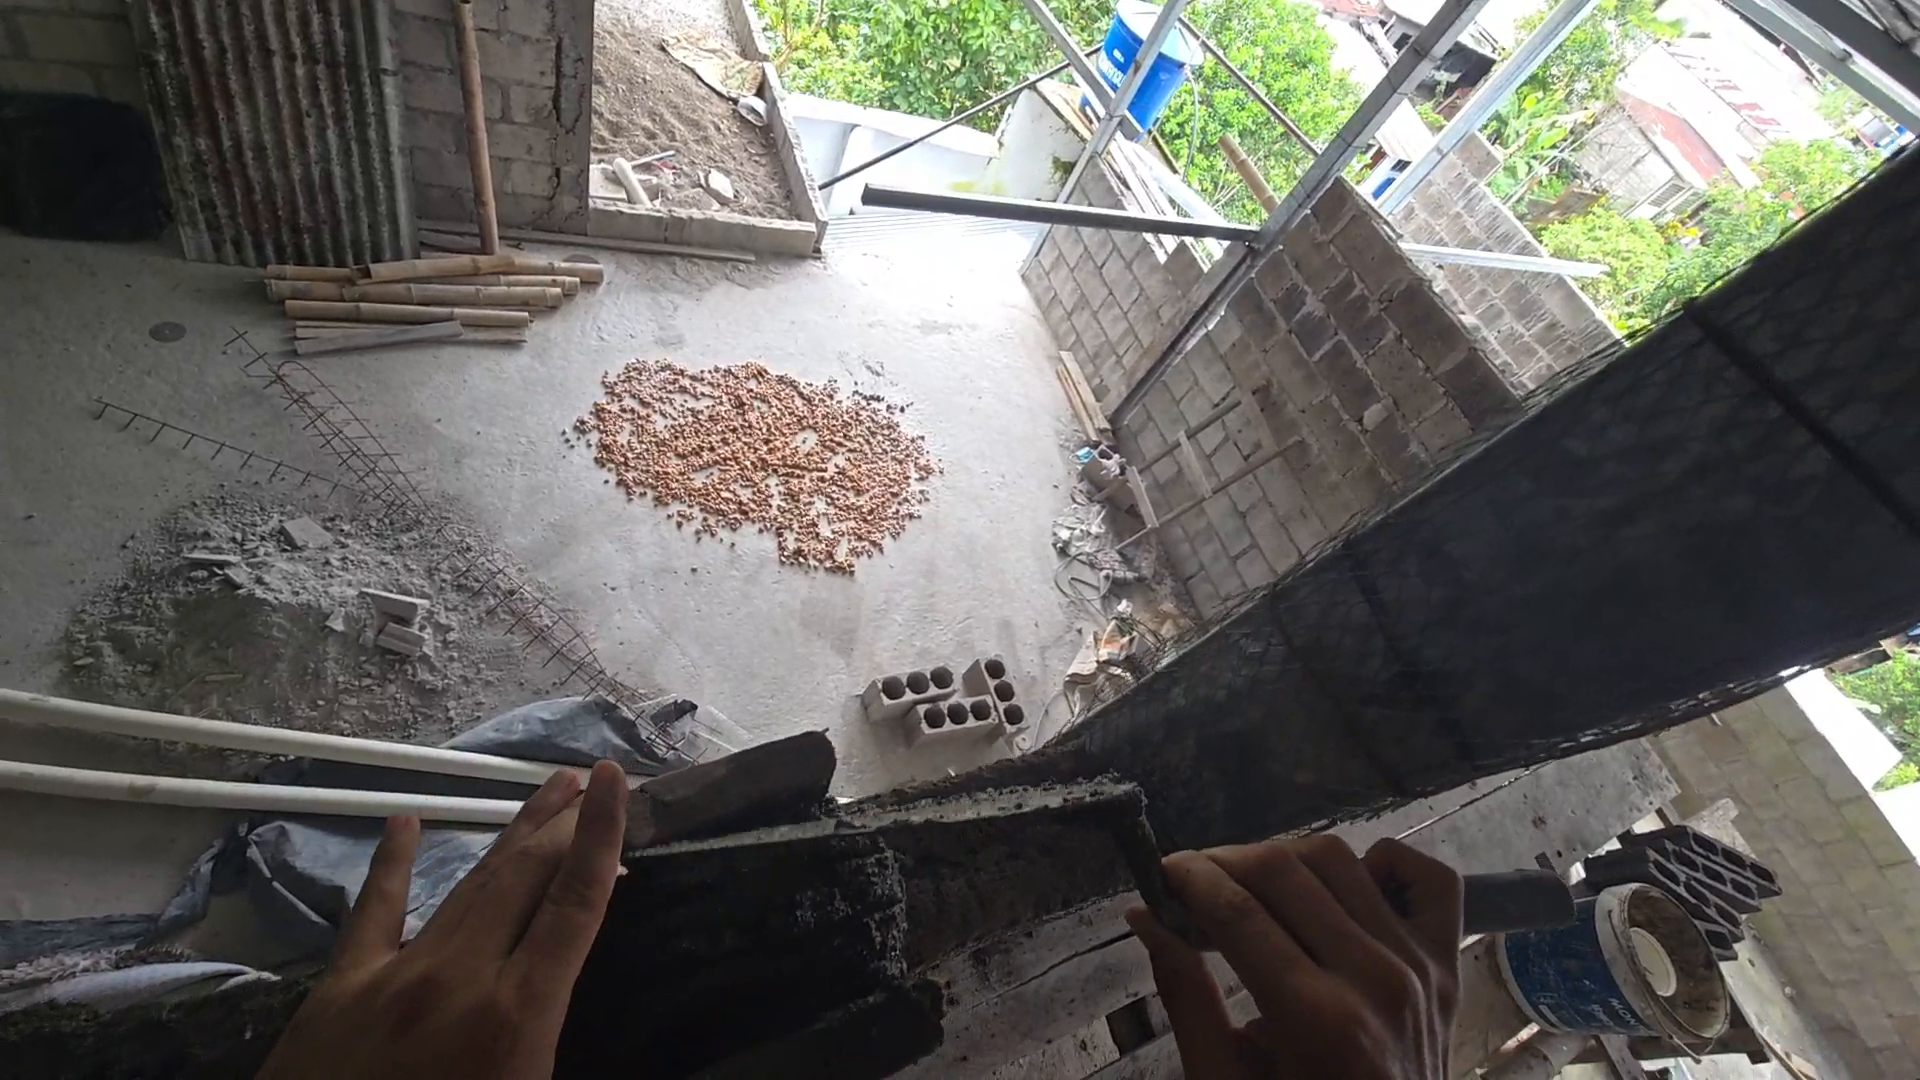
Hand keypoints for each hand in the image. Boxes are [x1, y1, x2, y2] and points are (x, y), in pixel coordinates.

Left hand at [257, 760, 628, 1079]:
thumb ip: (555, 1024)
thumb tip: (576, 962)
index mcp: (514, 1013)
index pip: (576, 899)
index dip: (602, 832)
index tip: (618, 781)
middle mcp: (458, 978)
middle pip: (528, 875)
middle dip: (567, 822)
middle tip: (596, 781)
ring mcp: (393, 977)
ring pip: (472, 880)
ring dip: (518, 828)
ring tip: (553, 784)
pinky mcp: (336, 993)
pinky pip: (372, 913)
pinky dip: (391, 864)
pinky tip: (404, 821)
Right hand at [1126, 836, 1461, 1079]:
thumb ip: (1184, 992)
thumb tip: (1142, 914)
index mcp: (1321, 1023)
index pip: (1237, 910)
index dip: (1188, 878)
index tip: (1159, 873)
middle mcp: (1379, 981)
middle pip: (1282, 870)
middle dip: (1221, 862)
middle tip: (1191, 883)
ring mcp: (1422, 968)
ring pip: (1336, 858)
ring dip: (1280, 858)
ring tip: (1250, 889)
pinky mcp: (1448, 966)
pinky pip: (1428, 879)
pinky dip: (1383, 863)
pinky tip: (1340, 887)